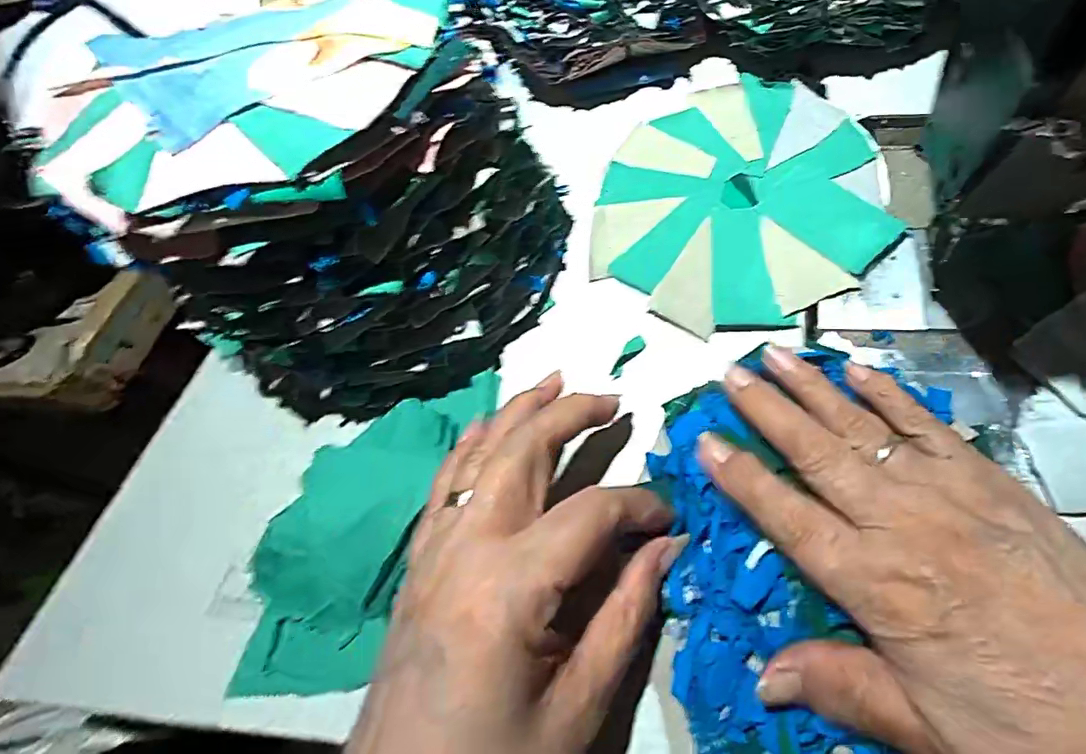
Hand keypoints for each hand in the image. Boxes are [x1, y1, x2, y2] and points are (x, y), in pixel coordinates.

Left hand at [347, 373, 680, 753]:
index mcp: (509, 588)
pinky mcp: (416, 574)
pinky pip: (441, 492)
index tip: (670, 522)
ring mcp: (431, 560)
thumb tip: (668, 545)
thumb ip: (629, 613)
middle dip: (570, 416)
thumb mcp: (580, 705)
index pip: (593, 511)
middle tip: (613, 399)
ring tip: (552, 381)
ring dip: (517, 414)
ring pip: (475, 460)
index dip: (641, 506)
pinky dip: (468, 449)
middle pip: (521, 456)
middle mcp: (464, 556)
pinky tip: (487, 428)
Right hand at [696, 346, 1085, 753]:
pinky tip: (857, 368)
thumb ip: (843, 685)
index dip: (745, 480)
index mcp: (874, 583)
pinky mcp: (977, 467)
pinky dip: (885, 390)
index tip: (708, 442)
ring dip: (814, 388)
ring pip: (860, 425)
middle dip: (769, 412)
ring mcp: (939, 483)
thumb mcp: (925, 722)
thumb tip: (766, 674)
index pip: (790, 519)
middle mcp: (896, 518)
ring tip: (778, 357)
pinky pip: (919, 420)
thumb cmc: (1018, 706)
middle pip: (817, 454)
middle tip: (731, 375)